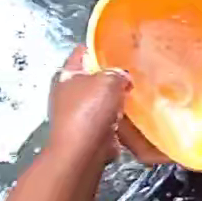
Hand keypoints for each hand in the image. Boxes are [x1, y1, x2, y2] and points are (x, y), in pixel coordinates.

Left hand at [48, 46, 130, 161]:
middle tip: (132, 74)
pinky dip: (118, 120)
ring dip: (117, 100)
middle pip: (94, 77)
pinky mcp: (86, 132)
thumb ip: (118, 73)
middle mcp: (67, 93)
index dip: (100, 48)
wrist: (82, 152)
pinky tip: (132, 118)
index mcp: (66, 74)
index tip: (120, 49)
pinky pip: (107, 120)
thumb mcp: (109, 80)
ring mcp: (76, 114)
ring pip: (102, 100)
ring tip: (135, 95)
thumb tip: (122, 78)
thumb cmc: (90, 110)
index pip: (83, 52)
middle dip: (113, 77)